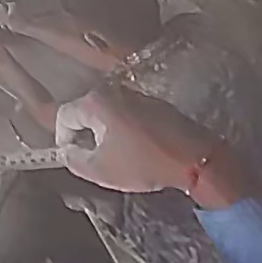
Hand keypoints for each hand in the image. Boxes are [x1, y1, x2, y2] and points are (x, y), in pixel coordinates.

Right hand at [55, 86, 254, 208]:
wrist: (198, 159)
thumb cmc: (145, 163)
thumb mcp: (101, 171)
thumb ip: (73, 160)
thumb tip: (67, 152)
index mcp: (96, 103)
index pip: (64, 116)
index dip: (63, 138)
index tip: (71, 156)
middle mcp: (113, 91)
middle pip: (85, 111)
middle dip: (83, 135)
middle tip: (91, 157)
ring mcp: (136, 95)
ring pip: (106, 112)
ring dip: (104, 131)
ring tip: (113, 155)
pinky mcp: (154, 103)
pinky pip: (126, 113)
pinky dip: (123, 128)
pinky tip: (134, 148)